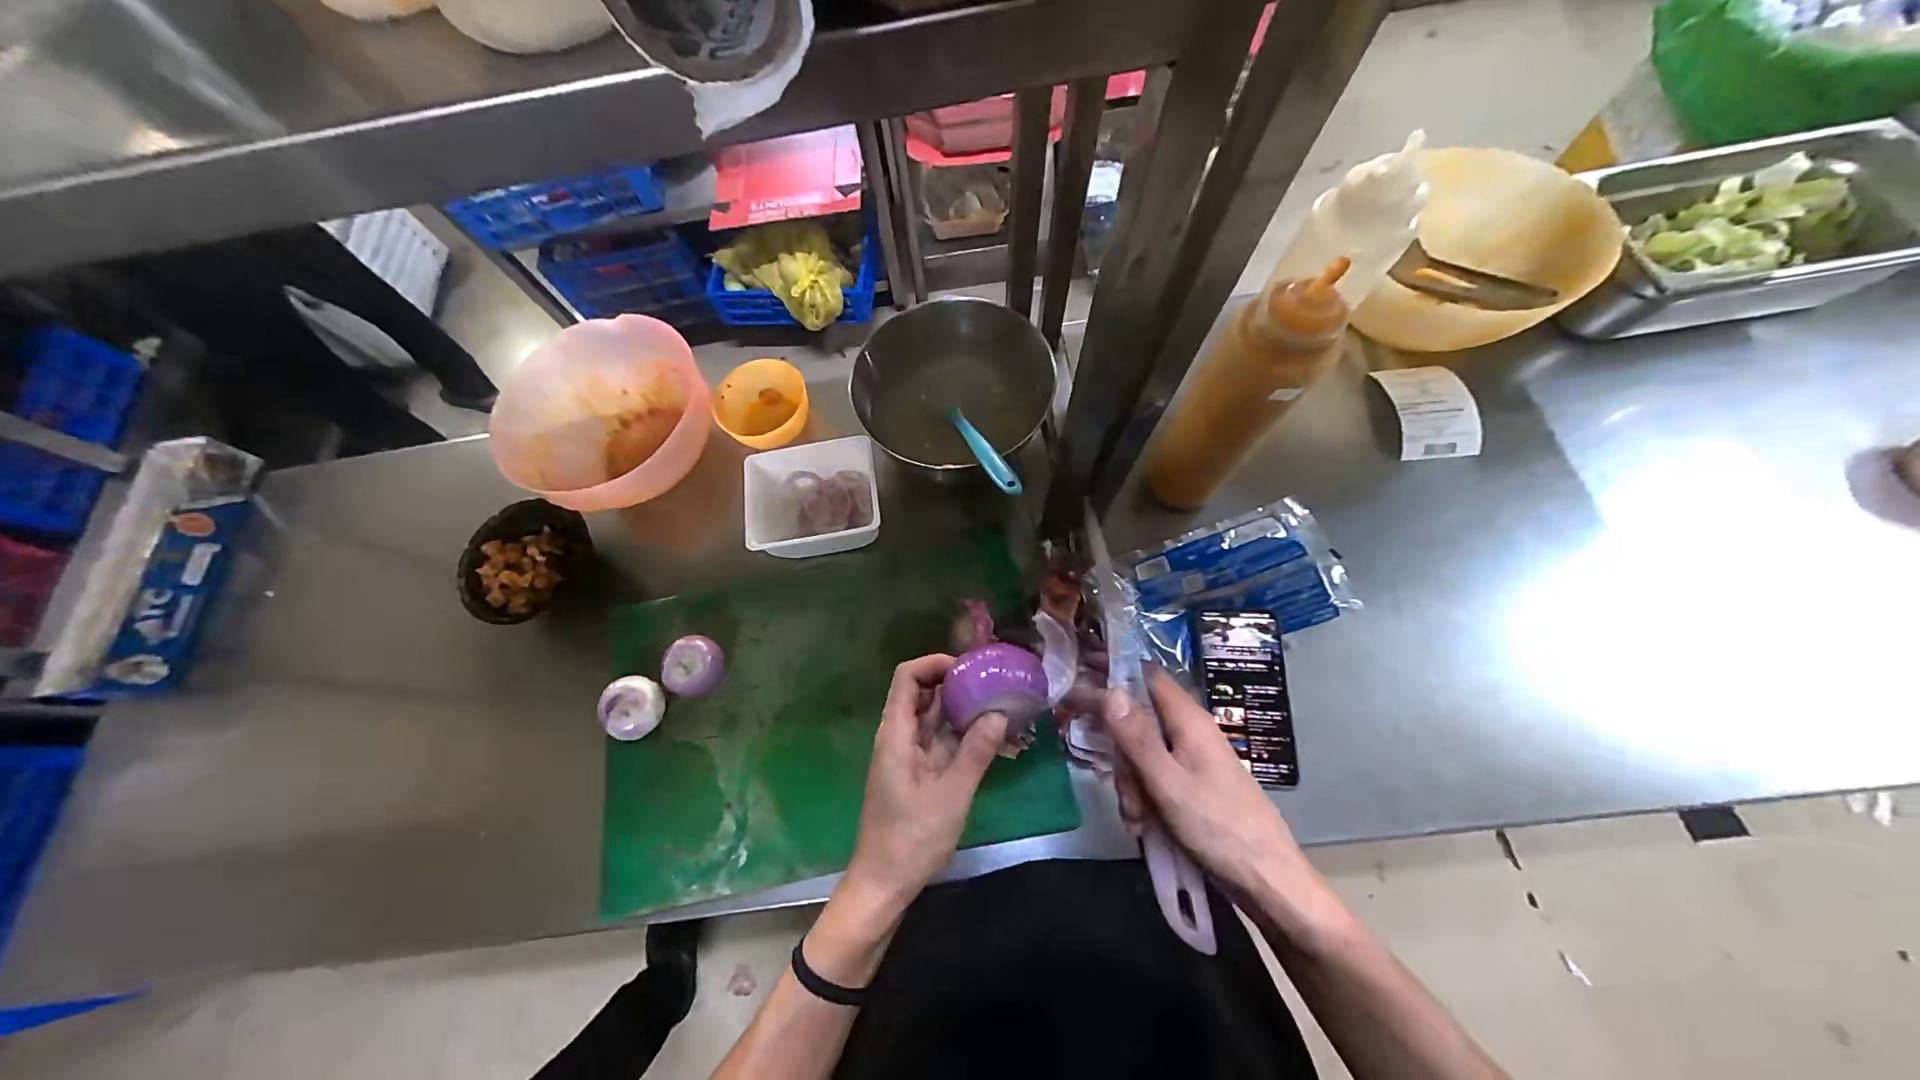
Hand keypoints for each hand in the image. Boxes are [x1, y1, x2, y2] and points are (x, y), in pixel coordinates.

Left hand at [843, 654, 1009, 910]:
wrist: (883, 883)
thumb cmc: (912, 839)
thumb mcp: (951, 795)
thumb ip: (976, 752)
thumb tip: (999, 713)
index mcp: (895, 734)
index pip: (908, 677)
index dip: (935, 663)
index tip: (970, 669)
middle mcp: (898, 737)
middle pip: (922, 693)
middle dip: (956, 683)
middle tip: (994, 683)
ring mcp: (906, 755)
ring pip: (933, 717)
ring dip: (962, 709)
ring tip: (1000, 704)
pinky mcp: (916, 772)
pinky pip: (938, 741)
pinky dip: (961, 734)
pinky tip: (991, 736)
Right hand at [1103, 667, 1322, 924]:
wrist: (1267, 882)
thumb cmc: (1219, 828)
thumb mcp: (1168, 783)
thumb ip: (1136, 737)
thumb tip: (1108, 690)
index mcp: (1188, 721)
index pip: (1145, 675)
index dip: (1112, 672)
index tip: (1079, 682)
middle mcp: (1189, 733)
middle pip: (1136, 721)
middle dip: (1120, 754)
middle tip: (1123, 787)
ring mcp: (1191, 761)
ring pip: (1141, 755)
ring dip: (1131, 784)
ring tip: (1139, 818)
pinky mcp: (1191, 786)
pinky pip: (1154, 779)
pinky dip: (1144, 800)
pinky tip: (1145, 827)